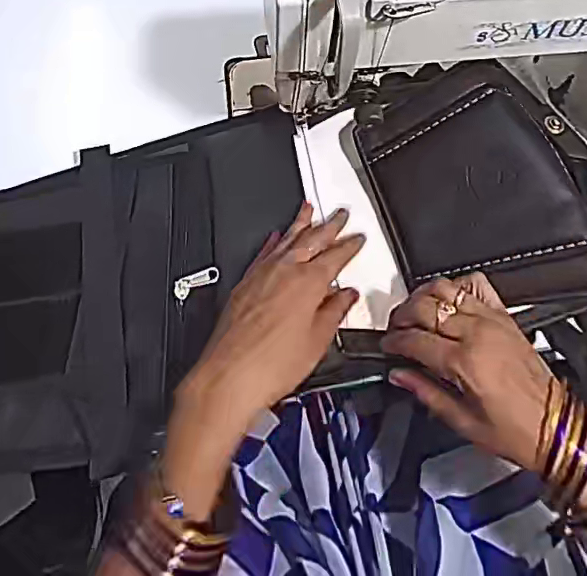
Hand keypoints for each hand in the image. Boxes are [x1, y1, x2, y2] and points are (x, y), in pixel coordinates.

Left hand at [176, 202, 362, 435]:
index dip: (350, 245)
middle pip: (313, 239)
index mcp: (309, 282)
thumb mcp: (317, 341)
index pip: (336, 256)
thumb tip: (345, 297)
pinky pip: (263, 251)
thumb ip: (334, 312)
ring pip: (287, 239)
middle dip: (330, 225)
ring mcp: (263, 274)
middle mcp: (285, 271)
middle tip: (340, 214)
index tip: (357, 238)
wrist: (228, 377)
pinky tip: (275, 236)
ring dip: (300, 222)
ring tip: (308, 208)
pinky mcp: (245, 282)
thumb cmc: (269, 366)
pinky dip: (273, 241)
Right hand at [381, 273, 556, 473]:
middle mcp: (477, 333)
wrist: (554, 425)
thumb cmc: (516, 429)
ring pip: (445, 288)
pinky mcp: (503, 314)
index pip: (415, 339)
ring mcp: (491, 318)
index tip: (388, 345)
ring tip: (415, 311)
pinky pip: (476, 284)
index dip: (394, 341)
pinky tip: (448, 298)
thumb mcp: (463, 422)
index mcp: (465, 362)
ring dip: (423, 296)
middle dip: (402, 316)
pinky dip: (457, 285)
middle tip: (396, 329)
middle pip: (424, 307)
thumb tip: (400, 375)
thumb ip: (426, 392)